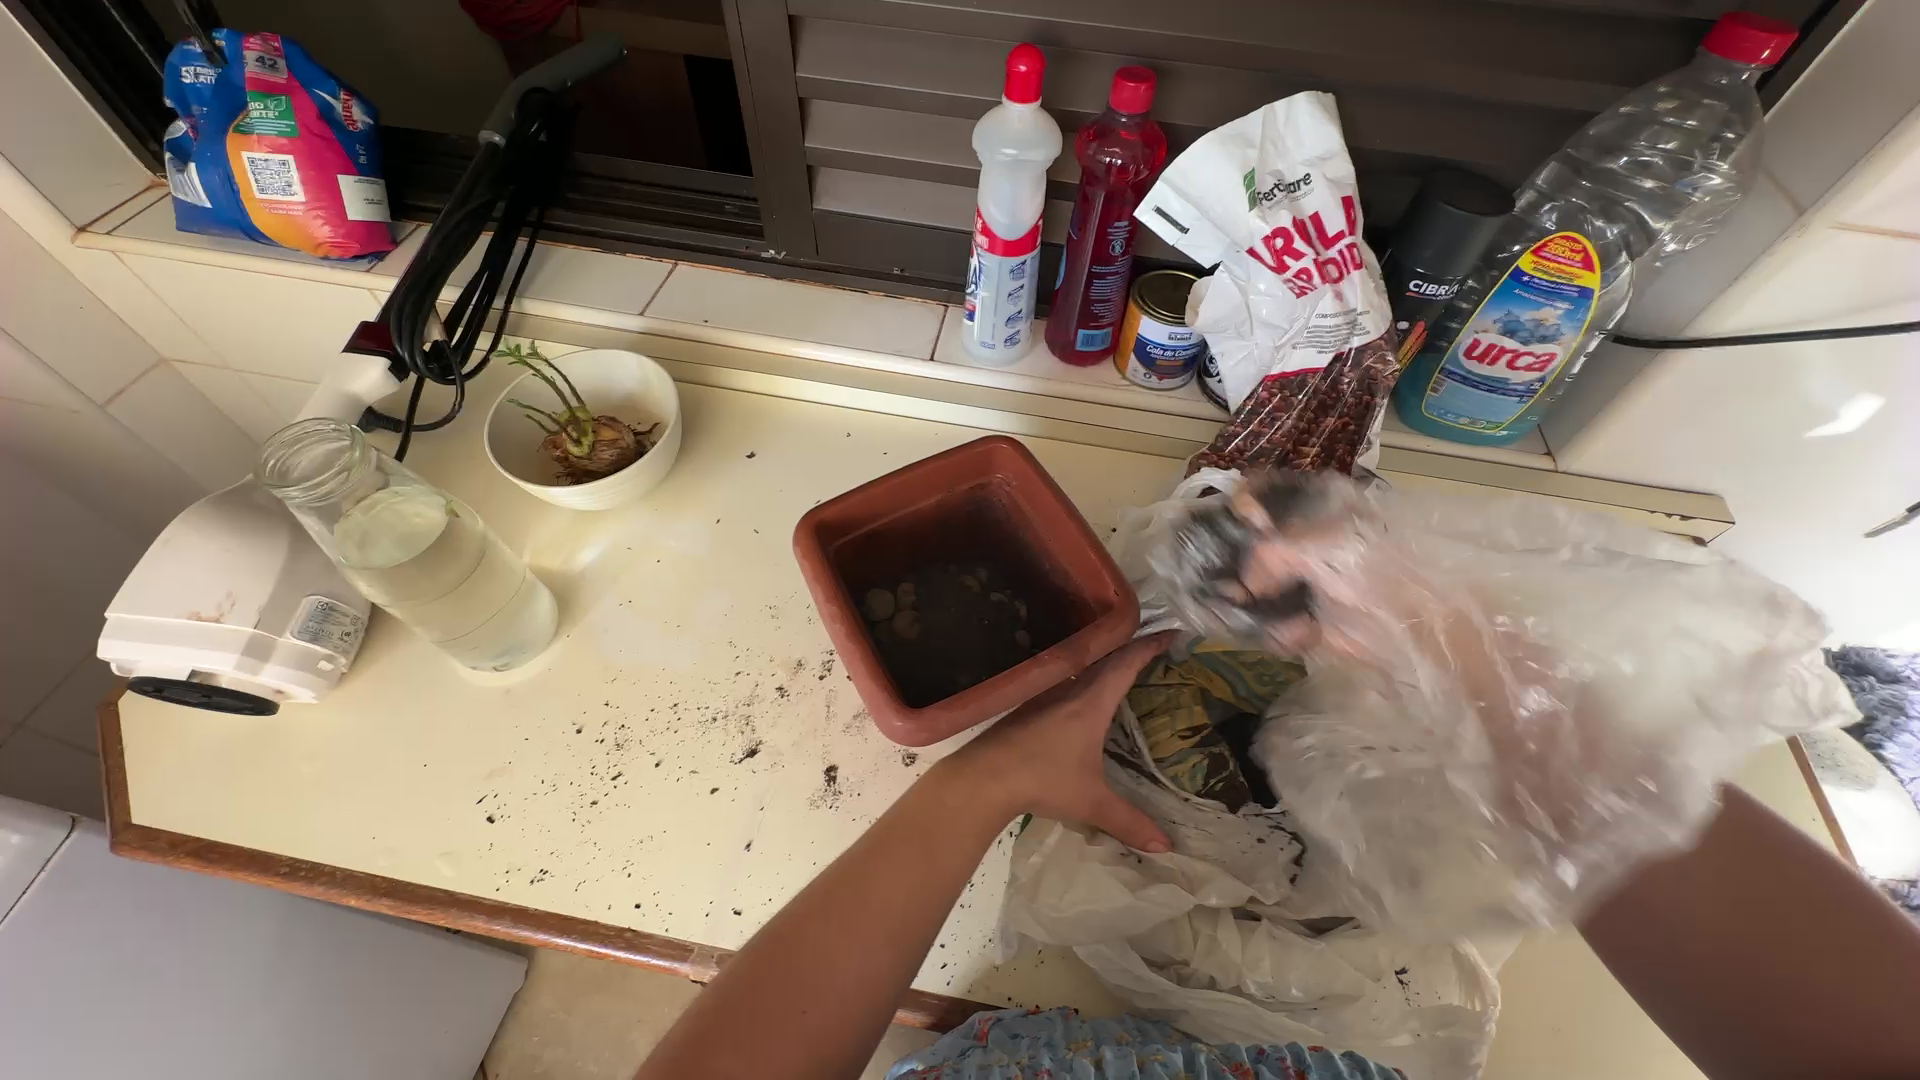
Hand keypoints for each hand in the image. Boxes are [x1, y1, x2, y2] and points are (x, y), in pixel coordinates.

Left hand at [940, 633, 1175, 852]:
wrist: (982, 777)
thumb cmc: (1042, 781)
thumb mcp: (1090, 802)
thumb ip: (1129, 821)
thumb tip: (1166, 847)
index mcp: (1091, 703)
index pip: (1126, 663)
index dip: (1150, 647)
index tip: (1174, 634)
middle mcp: (1069, 690)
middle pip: (1106, 659)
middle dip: (1132, 651)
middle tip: (1157, 650)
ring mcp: (1045, 696)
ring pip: (1083, 669)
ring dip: (1105, 664)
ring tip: (1126, 670)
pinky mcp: (1028, 706)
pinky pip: (1066, 682)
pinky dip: (1084, 680)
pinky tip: (1084, 697)